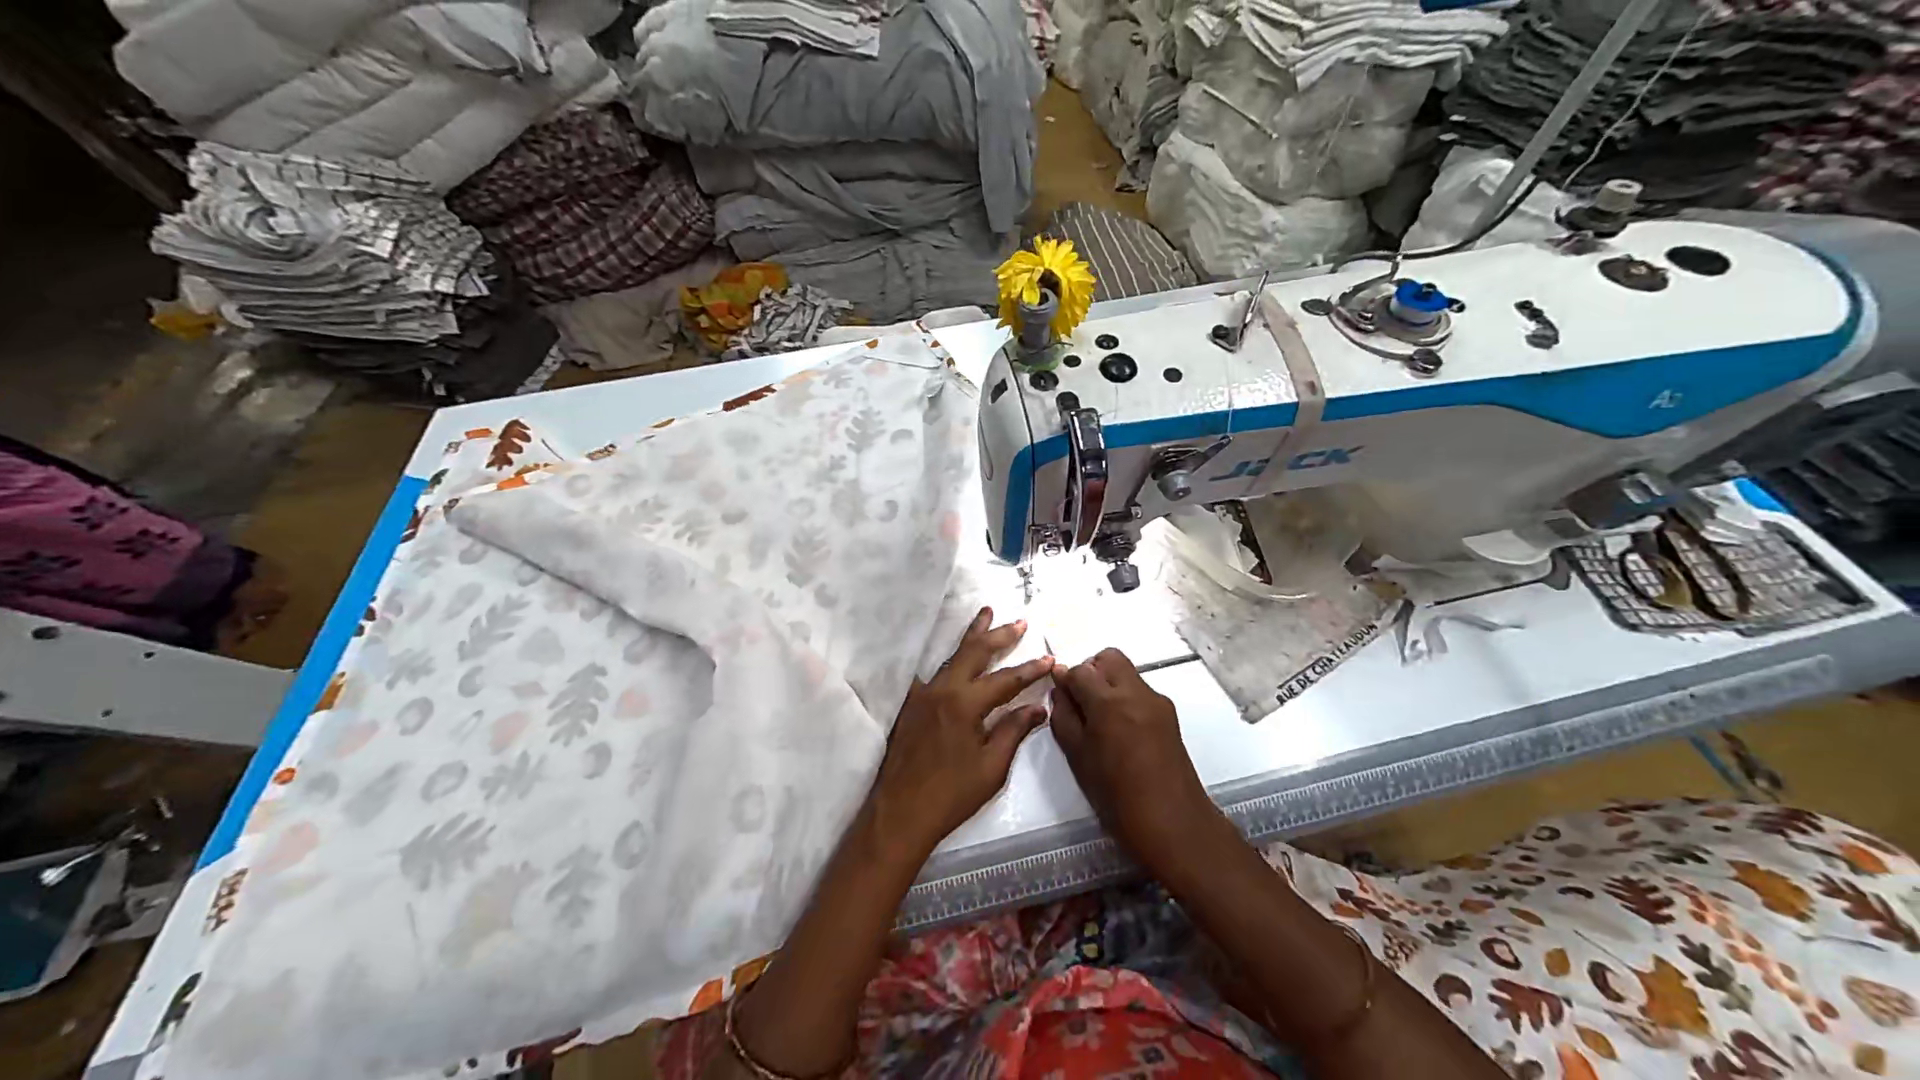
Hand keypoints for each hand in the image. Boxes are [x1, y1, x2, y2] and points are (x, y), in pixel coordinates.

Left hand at [863, 607, 1052, 862]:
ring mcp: (922, 694)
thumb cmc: (951, 795)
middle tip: (1019, 622)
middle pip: (974, 653)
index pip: (1006, 679)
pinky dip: (948, 659)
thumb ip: (1014, 731)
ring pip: (951, 657)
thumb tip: (1037, 708)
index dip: (1030, 670)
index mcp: (965, 704)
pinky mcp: (909, 704)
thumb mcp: (992, 767)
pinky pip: (932, 672)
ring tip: (985, 616)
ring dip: (972, 637)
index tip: (1050, 660)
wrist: (900, 812)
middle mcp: (942, 690)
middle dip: (999, 635)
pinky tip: (952, 656)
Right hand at [1050, 648, 1225, 872]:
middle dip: (1091, 671)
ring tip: (1100, 721)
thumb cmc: (1116, 796)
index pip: (1080, 670)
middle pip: (1109, 658)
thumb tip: (1060, 691)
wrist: (1172, 822)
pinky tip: (1121, 732)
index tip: (1059, 693)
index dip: (1066, 678)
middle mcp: (1136, 692)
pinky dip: (1126, 699)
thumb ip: (1065, 717)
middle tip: (1081, 702)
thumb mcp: (1078, 757)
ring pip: (1127, 673)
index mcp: (1109, 702)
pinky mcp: (1170, 715)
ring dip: (1109, 684)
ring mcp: (1157, 702)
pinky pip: (1141, 692)